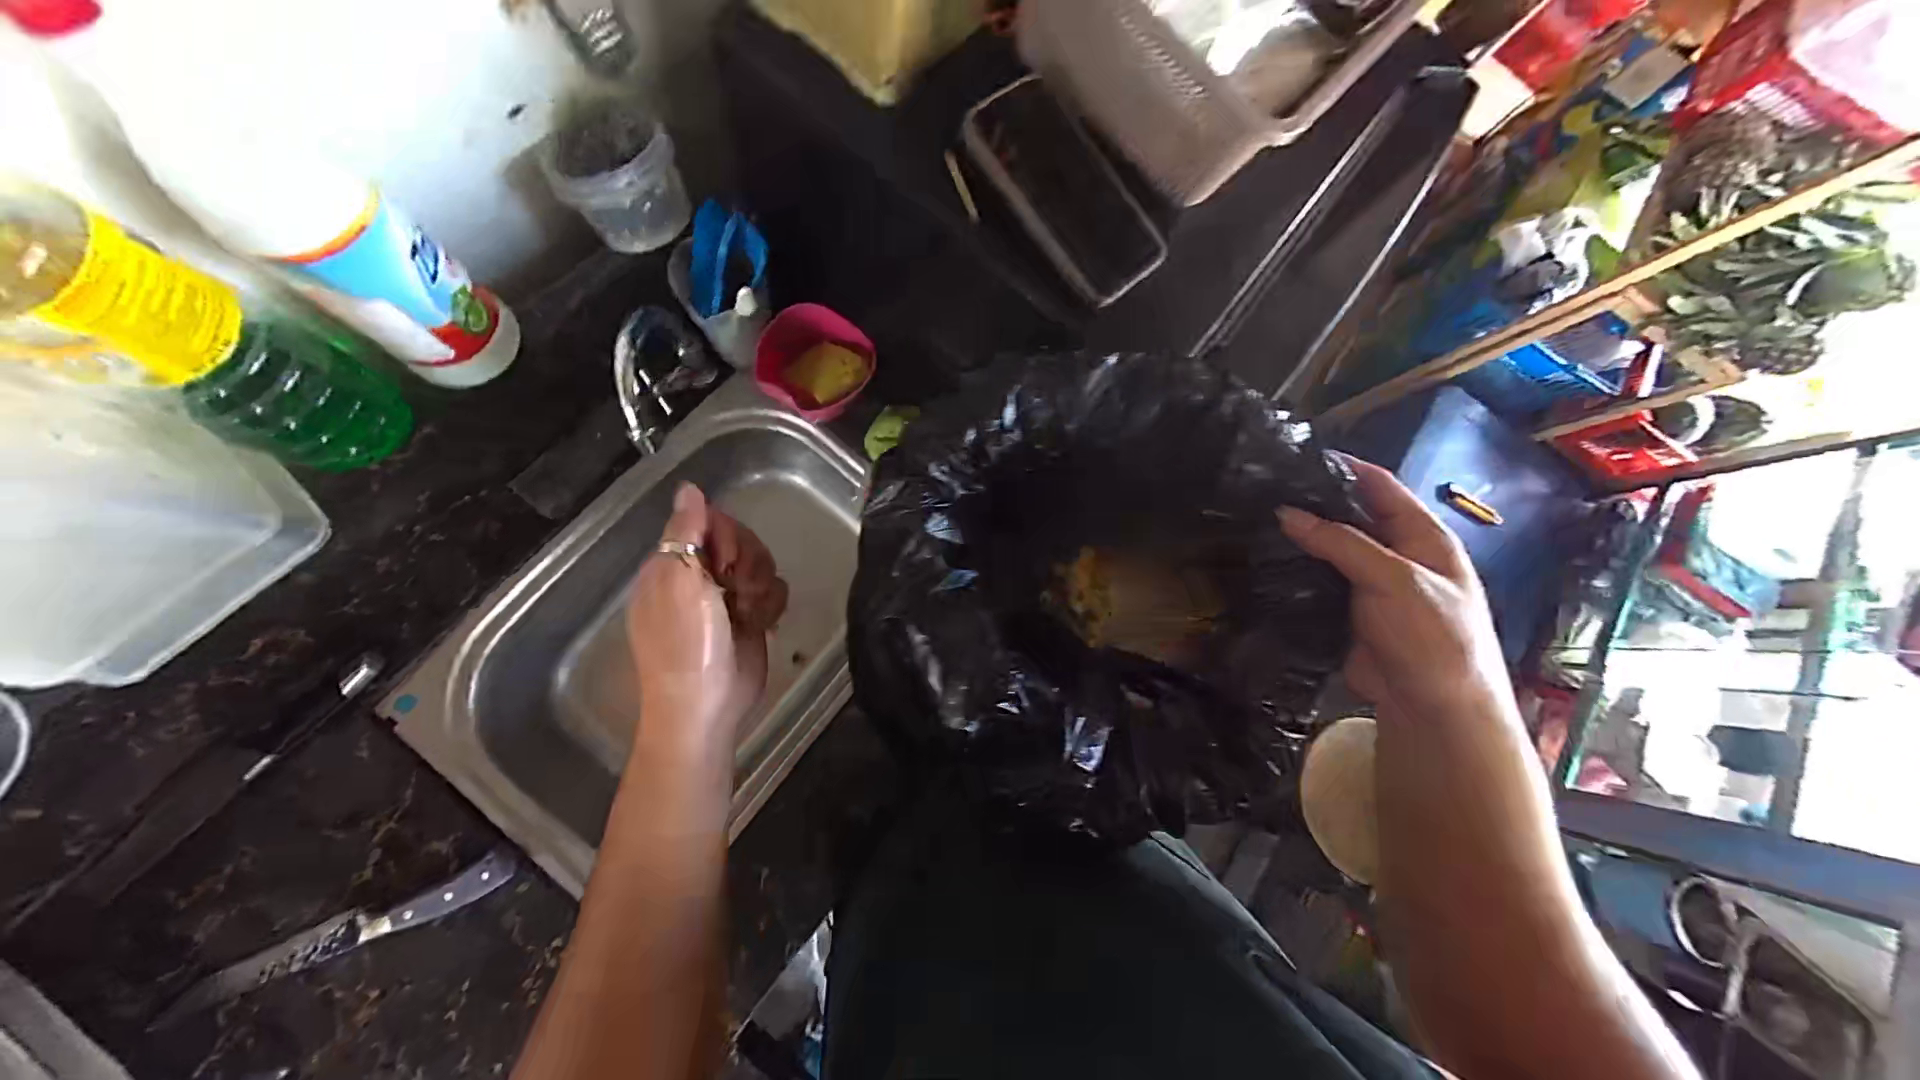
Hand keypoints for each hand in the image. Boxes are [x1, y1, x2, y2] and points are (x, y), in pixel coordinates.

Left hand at [627, 484, 788, 751]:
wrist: (706, 707)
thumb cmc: (687, 647)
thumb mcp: (679, 584)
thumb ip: (684, 532)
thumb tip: (688, 488)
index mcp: (671, 564)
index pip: (709, 521)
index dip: (727, 537)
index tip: (725, 563)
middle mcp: (698, 576)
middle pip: (742, 541)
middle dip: (748, 565)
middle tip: (736, 592)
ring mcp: (726, 598)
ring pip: (762, 564)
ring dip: (761, 588)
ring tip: (748, 614)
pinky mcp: (751, 617)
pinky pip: (773, 590)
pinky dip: (770, 606)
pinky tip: (760, 624)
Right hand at [1278, 458, 1509, 725]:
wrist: (1431, 707)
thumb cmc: (1430, 635)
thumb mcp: (1392, 580)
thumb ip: (1340, 543)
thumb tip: (1287, 512)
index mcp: (1422, 537)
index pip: (1380, 486)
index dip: (1344, 467)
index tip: (1297, 456)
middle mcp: (1396, 554)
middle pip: (1350, 516)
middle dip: (1313, 501)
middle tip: (1265, 488)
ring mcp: (1370, 584)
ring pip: (1330, 549)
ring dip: (1300, 536)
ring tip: (1256, 518)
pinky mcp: (1347, 611)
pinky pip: (1318, 580)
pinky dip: (1295, 568)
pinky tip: (1266, 559)